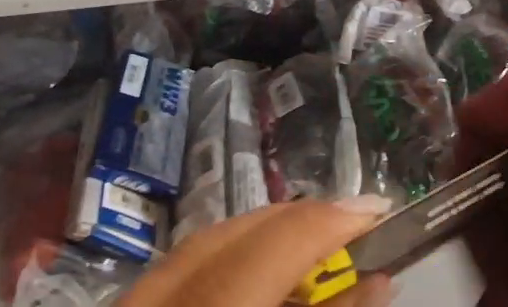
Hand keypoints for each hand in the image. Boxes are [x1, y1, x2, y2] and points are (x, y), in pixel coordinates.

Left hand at [121, 198, 395, 306]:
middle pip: (236, 231)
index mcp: (213, 306)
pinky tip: (251, 273)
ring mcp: (133, 299)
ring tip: (308, 249)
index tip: (382, 210)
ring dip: (262, 237)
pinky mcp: (124, 305)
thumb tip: (380, 279)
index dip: (337, 219)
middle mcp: (159, 295)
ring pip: (202, 243)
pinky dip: (222, 260)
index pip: (280, 240)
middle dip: (299, 222)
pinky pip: (176, 267)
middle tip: (352, 231)